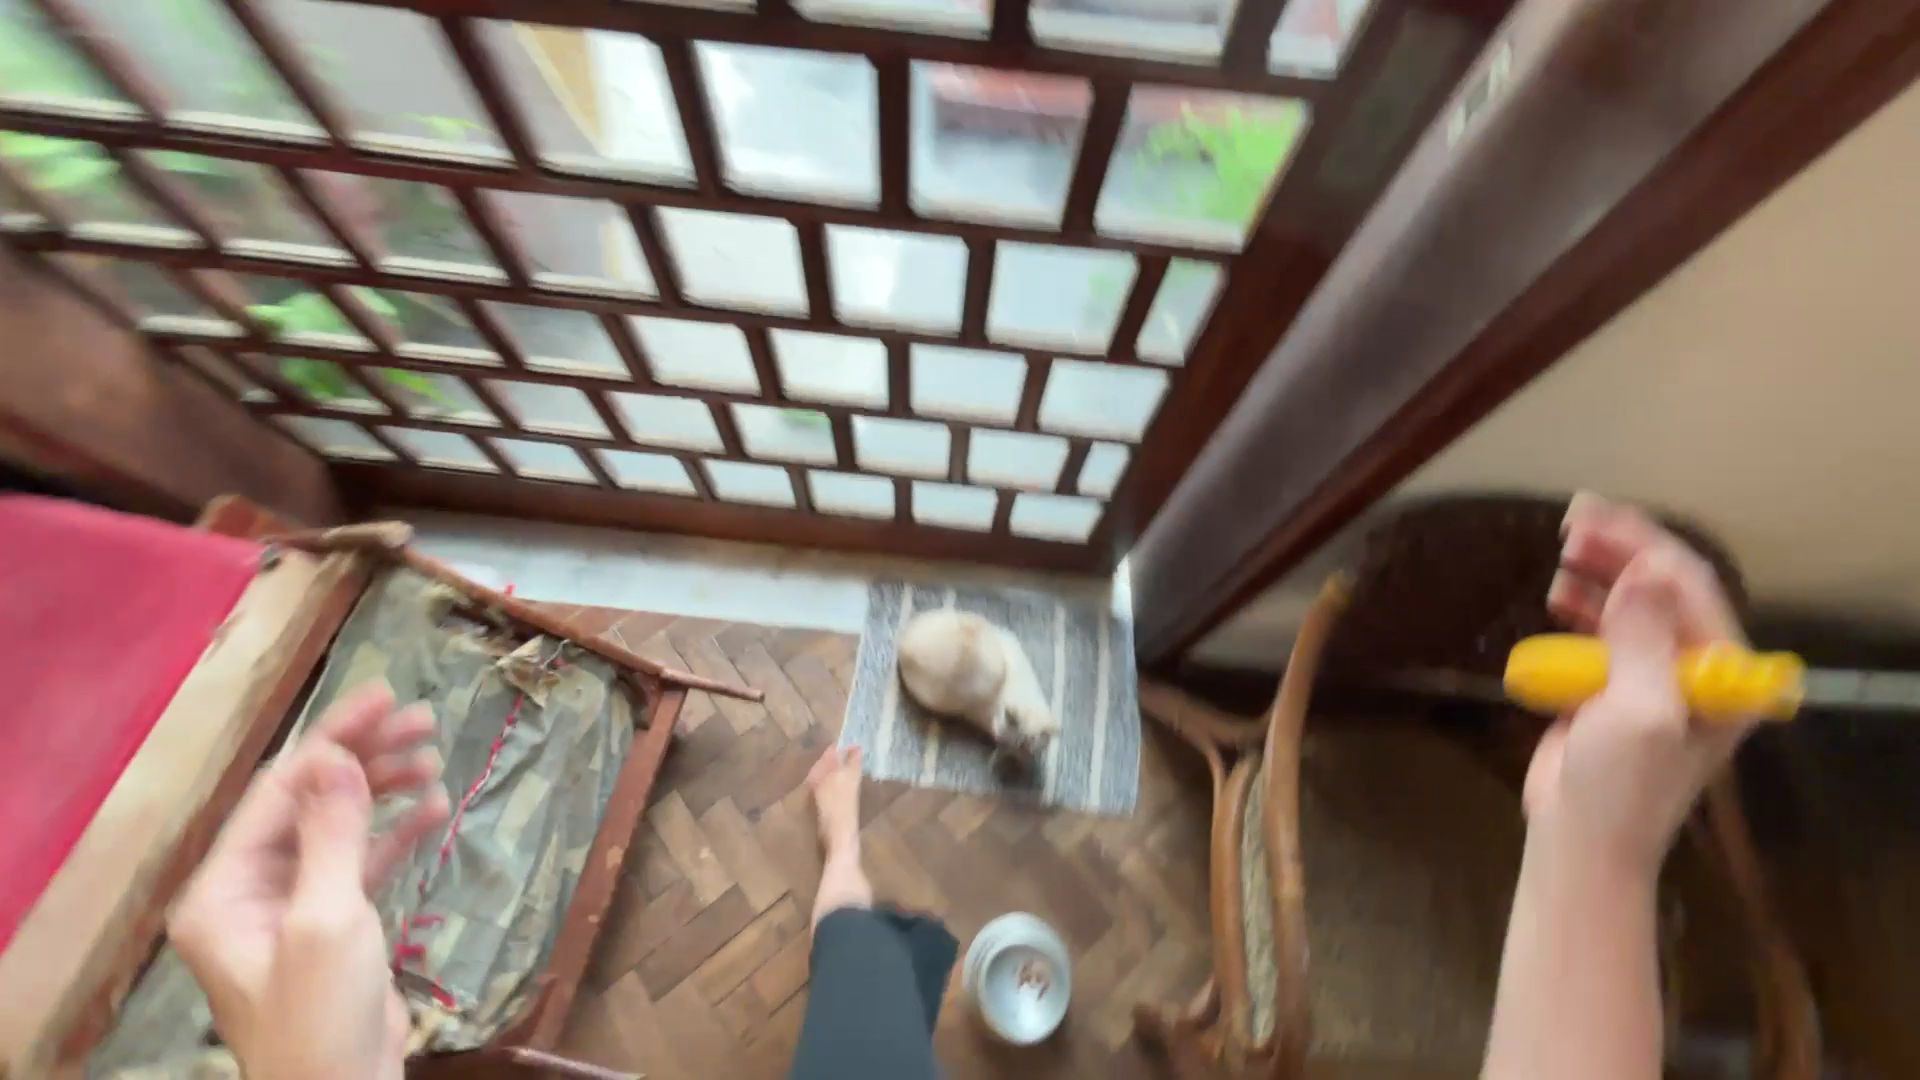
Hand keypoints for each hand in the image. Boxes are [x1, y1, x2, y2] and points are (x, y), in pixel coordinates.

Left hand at [169, 683, 450, 1079]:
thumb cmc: (321, 1009)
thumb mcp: (328, 916)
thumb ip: (331, 834)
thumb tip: (332, 755)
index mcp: (225, 887)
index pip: (282, 789)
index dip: (334, 737)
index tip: (385, 697)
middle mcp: (252, 886)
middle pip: (312, 798)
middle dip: (366, 755)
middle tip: (424, 718)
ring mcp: (293, 901)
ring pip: (342, 822)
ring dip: (387, 787)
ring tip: (434, 757)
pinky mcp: (335, 915)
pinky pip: (365, 856)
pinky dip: (399, 829)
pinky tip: (435, 807)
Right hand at [1526, 494, 1753, 874]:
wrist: (1582, 834)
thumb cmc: (1618, 781)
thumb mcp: (1637, 711)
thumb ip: (1644, 642)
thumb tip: (1641, 575)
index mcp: (1721, 674)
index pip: (1689, 589)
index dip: (1642, 546)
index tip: (1591, 516)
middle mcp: (1696, 668)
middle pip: (1662, 591)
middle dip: (1620, 552)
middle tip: (1571, 523)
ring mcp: (1653, 677)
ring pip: (1631, 607)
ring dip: (1598, 575)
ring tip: (1562, 551)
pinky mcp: (1613, 687)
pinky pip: (1604, 632)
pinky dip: (1582, 608)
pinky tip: (1558, 595)